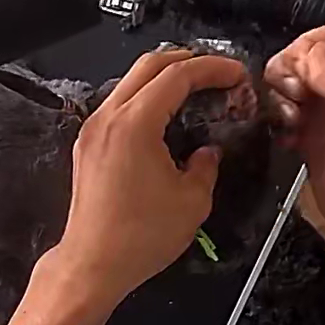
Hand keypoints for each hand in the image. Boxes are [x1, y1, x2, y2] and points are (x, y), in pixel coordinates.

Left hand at [41, 49, 238, 311]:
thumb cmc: (142, 237)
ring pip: (130, 83)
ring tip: (195, 91)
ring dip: (164, 78)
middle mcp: (108, 118)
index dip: (212, 69)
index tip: (236, 72)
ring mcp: (93, 130)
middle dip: (187, 61)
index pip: (177, 76)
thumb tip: (207, 152)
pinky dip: (147, 100)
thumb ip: (206, 166)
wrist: (93, 264)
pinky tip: (166, 118)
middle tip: (217, 73)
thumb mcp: (193, 201)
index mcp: (135, 125)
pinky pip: (120, 106)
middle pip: (148, 65)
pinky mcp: (88, 146)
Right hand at [265, 25, 324, 260]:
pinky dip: (278, 121)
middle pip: (307, 61)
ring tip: (288, 120)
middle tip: (292, 97)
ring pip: (292, 88)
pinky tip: (284, 136)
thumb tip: (301, 53)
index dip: (310, 48)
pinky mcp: (314, 144)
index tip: (297, 71)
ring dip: (281, 97)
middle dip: (291, 72)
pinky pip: (286, 119)